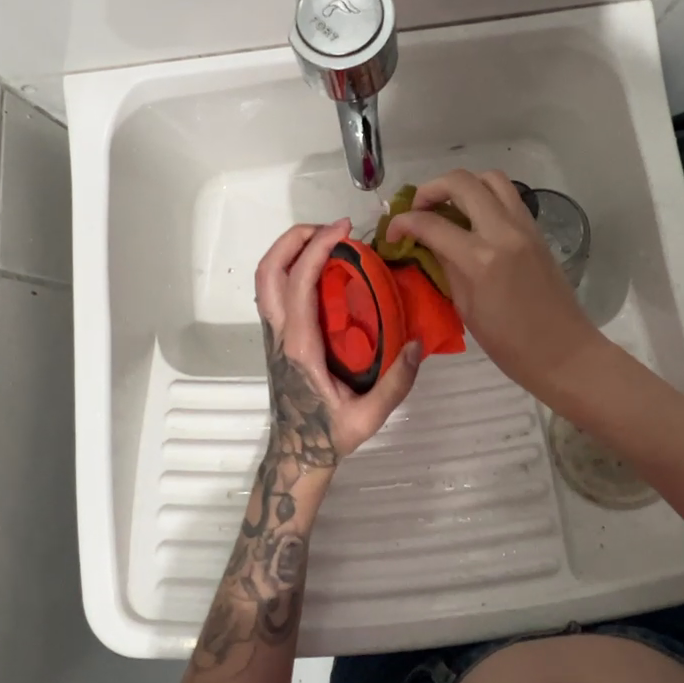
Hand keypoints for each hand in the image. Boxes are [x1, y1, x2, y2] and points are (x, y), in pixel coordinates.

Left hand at [255, 219, 422, 461]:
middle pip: (269, 270)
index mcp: (300, 345)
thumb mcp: (368, 418)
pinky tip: (325, 269)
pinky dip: (293, 266)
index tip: (344, 229)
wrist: (297, 453)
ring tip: (328, 241)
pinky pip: (276, 289)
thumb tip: (416, 343)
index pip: (299, 283)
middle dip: (295, 238)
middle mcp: (280, 332)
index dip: (317, 247)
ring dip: (291, 249)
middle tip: (332, 229)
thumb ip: (395, 384)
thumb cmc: (329, 434)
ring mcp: (274, 332)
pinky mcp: (278, 334)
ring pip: (267, 278)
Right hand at [386, 170, 603, 396]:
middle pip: (461, 182)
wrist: (564, 352)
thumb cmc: (509, 344)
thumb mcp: (465, 307)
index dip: (403, 222)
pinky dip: (485, 196)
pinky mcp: (536, 229)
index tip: (392, 232)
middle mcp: (503, 231)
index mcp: (480, 259)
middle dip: (430, 189)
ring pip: (489, 177)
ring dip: (462, 185)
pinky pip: (508, 195)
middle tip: (418, 210)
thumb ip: (444, 265)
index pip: (431, 223)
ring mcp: (524, 226)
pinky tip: (473, 219)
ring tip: (447, 207)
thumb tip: (424, 241)